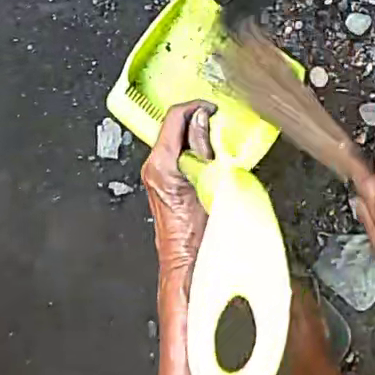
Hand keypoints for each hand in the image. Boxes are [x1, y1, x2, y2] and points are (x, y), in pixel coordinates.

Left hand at [142, 101, 215, 283]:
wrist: (190, 267)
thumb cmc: (199, 237)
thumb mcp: (210, 184)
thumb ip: (204, 148)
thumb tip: (203, 120)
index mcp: (160, 163)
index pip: (174, 116)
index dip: (196, 107)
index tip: (215, 109)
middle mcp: (154, 166)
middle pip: (175, 125)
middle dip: (199, 120)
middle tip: (221, 126)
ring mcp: (159, 174)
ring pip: (179, 138)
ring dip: (200, 135)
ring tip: (221, 143)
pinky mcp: (167, 181)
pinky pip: (182, 153)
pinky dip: (198, 148)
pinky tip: (215, 158)